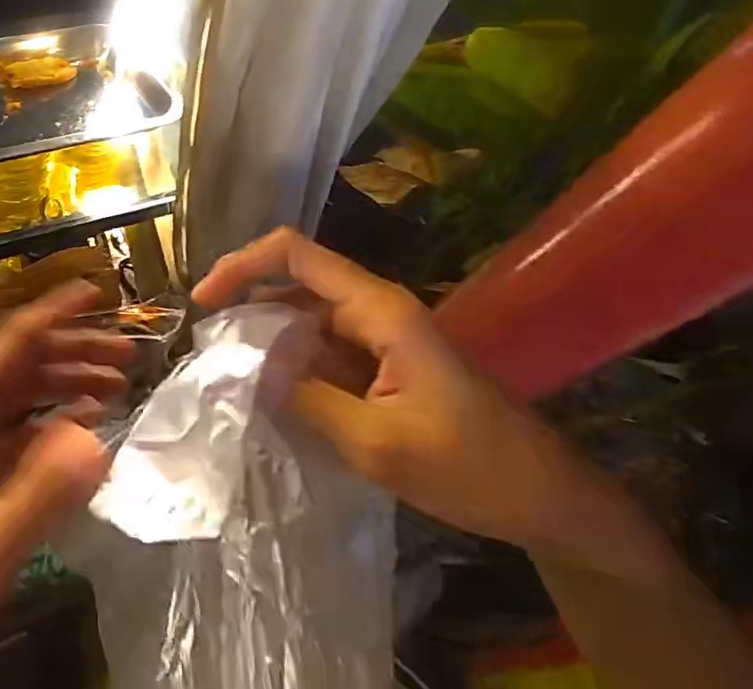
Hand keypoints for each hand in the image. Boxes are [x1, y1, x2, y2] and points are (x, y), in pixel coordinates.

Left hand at [0, 282, 134, 688]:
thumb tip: (98, 439)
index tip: (97, 289)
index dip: (55, 311)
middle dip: (75, 349)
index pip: (11, 340)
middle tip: (128, 351)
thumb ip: (41, 492)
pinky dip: (56, 418)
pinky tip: (87, 419)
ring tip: (119, 380)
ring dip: (69, 379)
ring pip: (24, 391)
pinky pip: (21, 427)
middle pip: (23, 361)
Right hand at [192, 228, 673, 582]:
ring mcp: (378, 335)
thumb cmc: (473, 467)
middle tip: (208, 350)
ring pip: (303, 316)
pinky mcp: (380, 362)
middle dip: (244, 306)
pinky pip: (320, 348)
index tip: (204, 302)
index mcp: (378, 309)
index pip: (295, 253)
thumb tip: (245, 373)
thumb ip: (305, 399)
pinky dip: (288, 362)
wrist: (548, 499)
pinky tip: (266, 390)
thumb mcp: (378, 444)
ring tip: (227, 371)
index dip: (242, 264)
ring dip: (264, 337)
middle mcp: (374, 309)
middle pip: (293, 282)